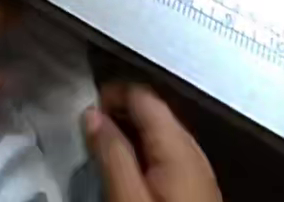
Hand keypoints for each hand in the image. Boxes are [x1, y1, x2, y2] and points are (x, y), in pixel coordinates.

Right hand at [85, 83, 221, 201]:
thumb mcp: (127, 200)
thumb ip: (111, 153)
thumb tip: (92, 113)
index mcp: (177, 143)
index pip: (143, 96)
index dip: (113, 94)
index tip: (84, 108)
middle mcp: (193, 149)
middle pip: (154, 113)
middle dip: (120, 114)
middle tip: (88, 131)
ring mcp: (199, 172)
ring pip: (161, 136)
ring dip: (131, 136)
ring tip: (102, 151)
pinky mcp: (198, 194)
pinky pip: (168, 158)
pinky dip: (145, 156)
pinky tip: (128, 174)